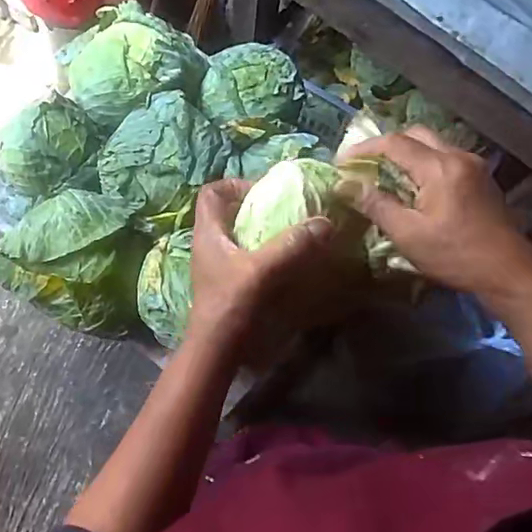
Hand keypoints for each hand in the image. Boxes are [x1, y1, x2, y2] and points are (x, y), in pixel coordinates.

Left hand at [185, 178, 336, 349]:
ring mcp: (214, 265)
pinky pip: (244, 256)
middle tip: (286, 210)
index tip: (263, 190)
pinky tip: (286, 262)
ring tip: (291, 234)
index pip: (210, 193)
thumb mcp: (263, 269)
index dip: (234, 184)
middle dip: (255, 207)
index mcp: (207, 233)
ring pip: (236, 235)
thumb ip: (292, 245)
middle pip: (226, 212)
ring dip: (261, 231)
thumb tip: (324, 222)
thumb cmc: (231, 303)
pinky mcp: (225, 283)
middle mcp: (207, 245)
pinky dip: (263, 252)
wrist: (216, 347)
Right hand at [335, 127, 531, 305]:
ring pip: (432, 145)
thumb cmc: (454, 255)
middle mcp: (459, 158)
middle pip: (416, 135)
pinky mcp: (480, 180)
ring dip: (404, 154)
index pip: (394, 143)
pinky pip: (444, 158)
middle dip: (385, 145)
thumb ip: (376, 204)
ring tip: (382, 175)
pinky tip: (410, 185)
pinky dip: (421, 163)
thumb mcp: (407, 233)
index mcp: (439, 168)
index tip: (341, 163)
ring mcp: (473, 167)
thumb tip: (346, 185)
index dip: (363, 149)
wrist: (509, 272)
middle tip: (363, 164)